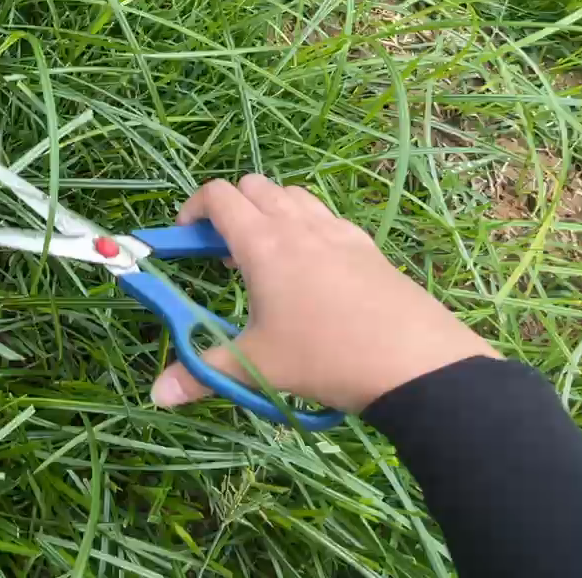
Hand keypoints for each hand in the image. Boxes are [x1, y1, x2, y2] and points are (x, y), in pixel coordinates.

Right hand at [151, 175, 498, 413]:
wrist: (423, 370)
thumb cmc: (326, 357)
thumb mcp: (258, 365)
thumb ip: (203, 372)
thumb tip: (158, 395)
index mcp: (261, 242)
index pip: (217, 196)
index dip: (192, 208)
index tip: (186, 238)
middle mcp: (296, 225)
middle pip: (252, 185)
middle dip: (231, 206)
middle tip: (226, 249)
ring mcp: (337, 232)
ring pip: (292, 194)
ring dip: (270, 209)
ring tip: (268, 253)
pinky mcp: (369, 247)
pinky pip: (327, 216)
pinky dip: (308, 226)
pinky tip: (313, 268)